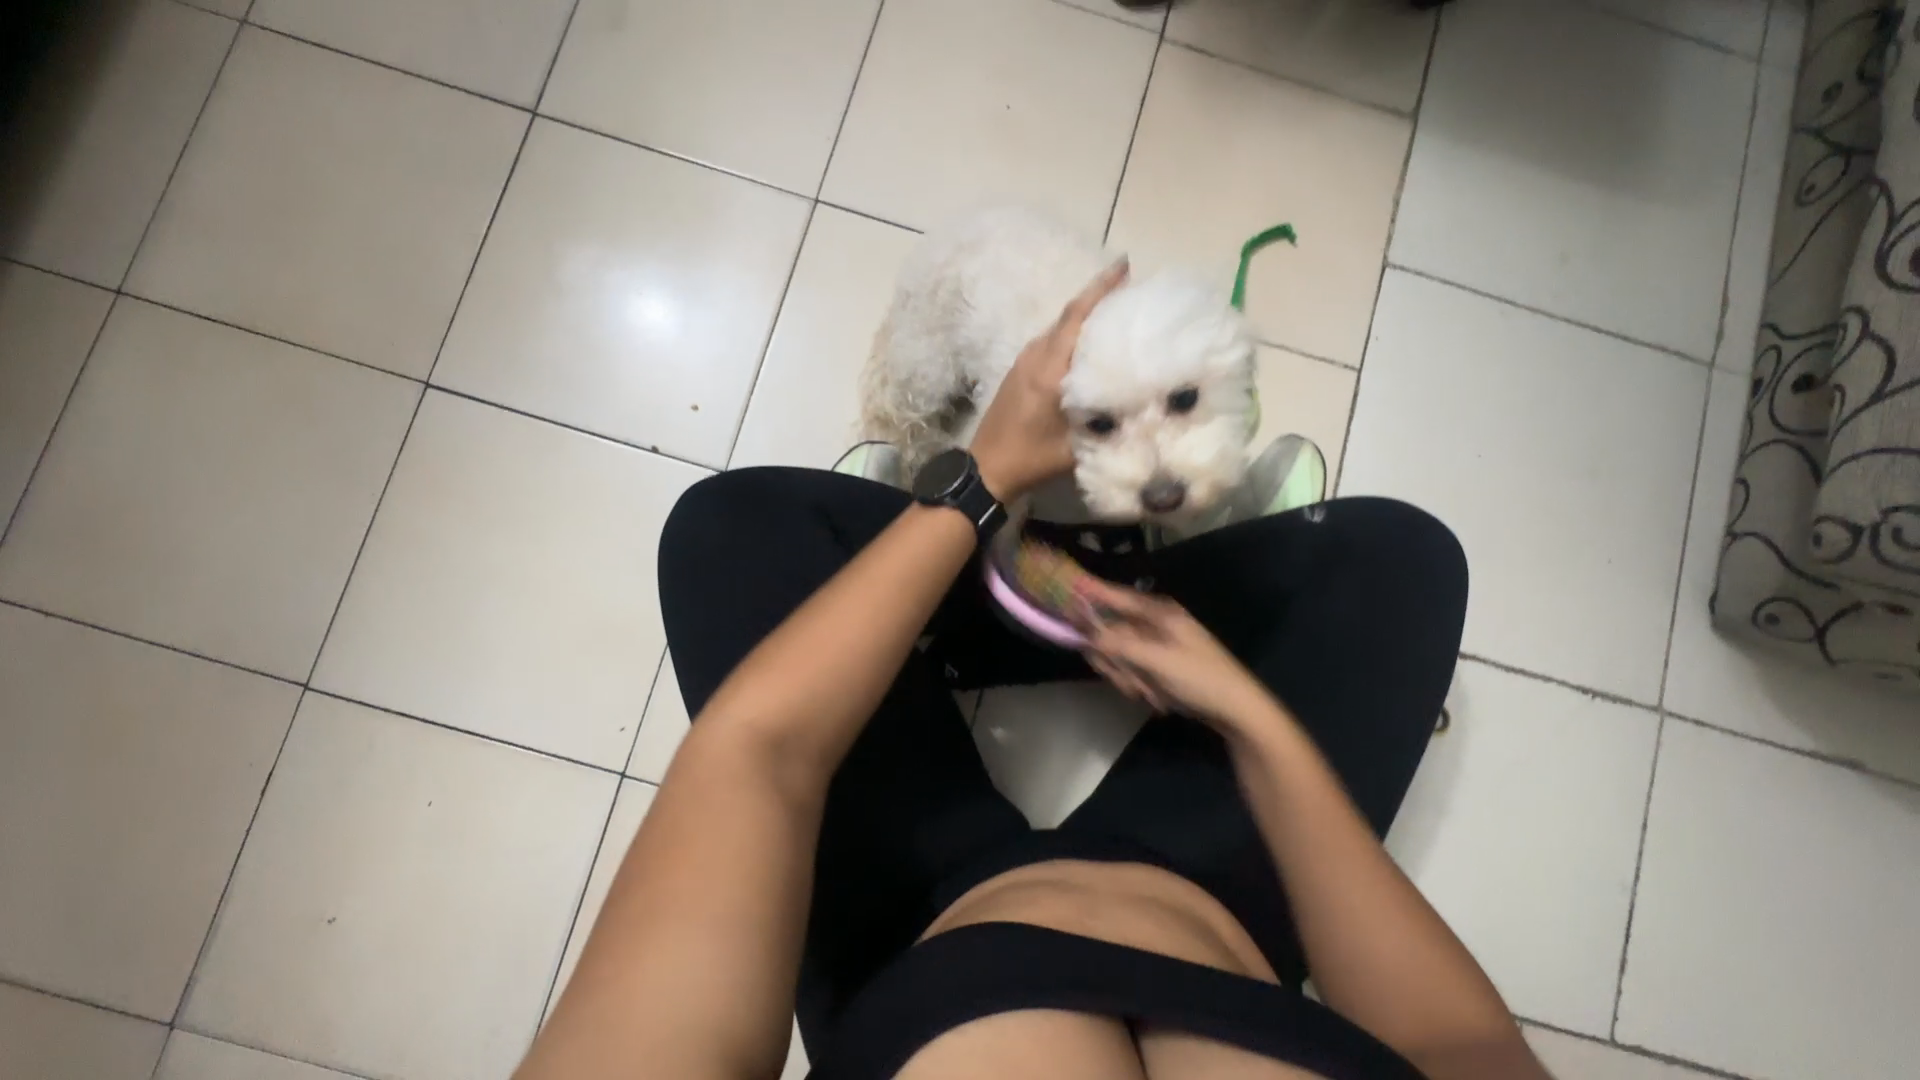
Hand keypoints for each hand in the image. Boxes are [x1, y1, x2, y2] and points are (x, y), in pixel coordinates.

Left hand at [970, 259, 1129, 500]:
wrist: (986, 470)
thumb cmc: (1030, 459)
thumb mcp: (1076, 449)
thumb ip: (1109, 429)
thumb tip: (1145, 412)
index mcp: (1048, 369)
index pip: (1076, 317)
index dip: (1100, 290)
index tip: (1124, 266)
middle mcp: (1034, 357)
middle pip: (1069, 317)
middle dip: (1099, 300)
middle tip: (1132, 293)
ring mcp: (1022, 364)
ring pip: (1058, 330)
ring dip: (1084, 319)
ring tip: (1116, 316)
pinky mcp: (1018, 374)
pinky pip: (1049, 344)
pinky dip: (1071, 337)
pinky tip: (1089, 347)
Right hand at [1074, 576, 1276, 730]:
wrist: (1237, 710)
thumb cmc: (1200, 678)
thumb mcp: (1156, 660)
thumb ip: (1118, 643)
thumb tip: (1083, 629)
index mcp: (1157, 612)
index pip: (1113, 595)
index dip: (1088, 592)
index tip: (1063, 587)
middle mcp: (1153, 623)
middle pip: (1109, 631)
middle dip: (1111, 657)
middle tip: (1126, 677)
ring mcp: (1154, 645)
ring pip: (1116, 654)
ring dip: (1125, 675)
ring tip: (1145, 692)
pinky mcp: (1156, 665)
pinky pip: (1129, 669)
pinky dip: (1135, 684)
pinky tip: (1153, 697)